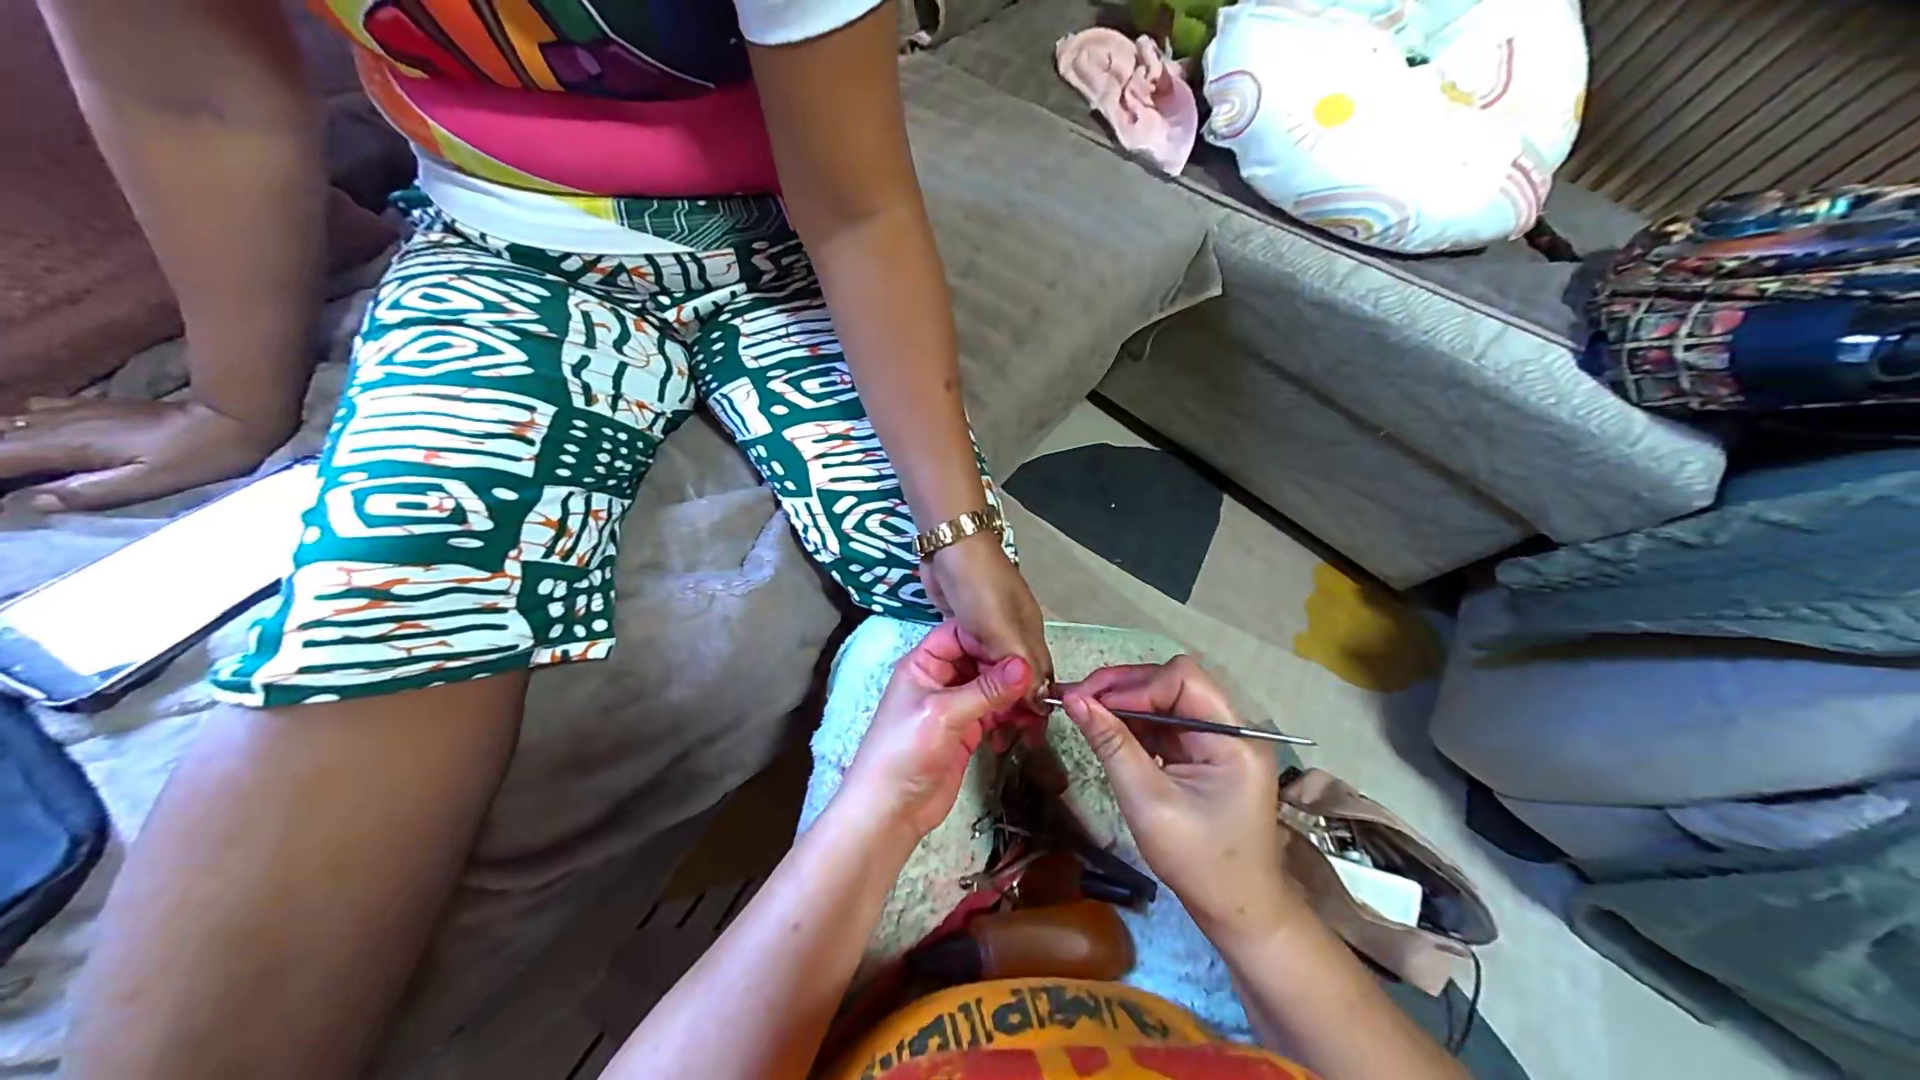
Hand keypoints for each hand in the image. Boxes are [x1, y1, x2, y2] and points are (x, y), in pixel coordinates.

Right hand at [0, 397, 289, 510]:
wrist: (229, 418)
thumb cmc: (198, 455)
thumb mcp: (151, 481)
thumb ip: (92, 491)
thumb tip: (34, 501)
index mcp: (64, 444)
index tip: (1, 496)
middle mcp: (55, 422)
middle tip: (8, 488)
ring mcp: (71, 411)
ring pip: (6, 425)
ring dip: (1, 446)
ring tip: (15, 471)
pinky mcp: (90, 407)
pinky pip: (32, 413)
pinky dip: (16, 429)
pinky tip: (29, 443)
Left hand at [839, 621, 1035, 837]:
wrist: (890, 811)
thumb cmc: (903, 752)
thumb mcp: (943, 714)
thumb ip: (985, 690)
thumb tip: (1025, 666)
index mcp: (924, 663)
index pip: (960, 633)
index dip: (990, 636)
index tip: (1022, 648)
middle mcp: (940, 678)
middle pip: (981, 659)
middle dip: (1009, 668)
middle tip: (1038, 681)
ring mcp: (955, 705)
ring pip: (992, 687)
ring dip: (1015, 694)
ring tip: (1037, 706)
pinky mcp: (967, 729)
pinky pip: (996, 712)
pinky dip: (1012, 716)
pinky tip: (1028, 723)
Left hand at [921, 531, 1052, 715]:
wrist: (947, 545)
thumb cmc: (975, 588)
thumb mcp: (995, 630)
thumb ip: (1012, 667)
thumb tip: (1039, 701)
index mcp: (1023, 635)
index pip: (1035, 678)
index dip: (1032, 703)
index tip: (1029, 732)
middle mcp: (1008, 637)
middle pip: (1015, 681)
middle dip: (1015, 708)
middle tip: (1014, 739)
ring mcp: (984, 637)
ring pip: (994, 680)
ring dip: (997, 703)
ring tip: (1000, 733)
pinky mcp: (965, 635)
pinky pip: (976, 673)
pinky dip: (980, 692)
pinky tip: (978, 709)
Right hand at [1059, 657, 1297, 940]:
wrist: (1236, 912)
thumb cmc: (1197, 862)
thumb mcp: (1147, 802)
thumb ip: (1112, 745)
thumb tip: (1074, 700)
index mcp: (1233, 738)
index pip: (1183, 680)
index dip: (1134, 684)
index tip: (1090, 701)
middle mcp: (1231, 730)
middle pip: (1173, 683)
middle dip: (1124, 687)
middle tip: (1077, 698)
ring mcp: (1218, 742)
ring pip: (1166, 699)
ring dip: (1124, 702)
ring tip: (1083, 709)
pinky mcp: (1204, 754)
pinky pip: (1166, 723)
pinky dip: (1134, 723)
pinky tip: (1106, 728)